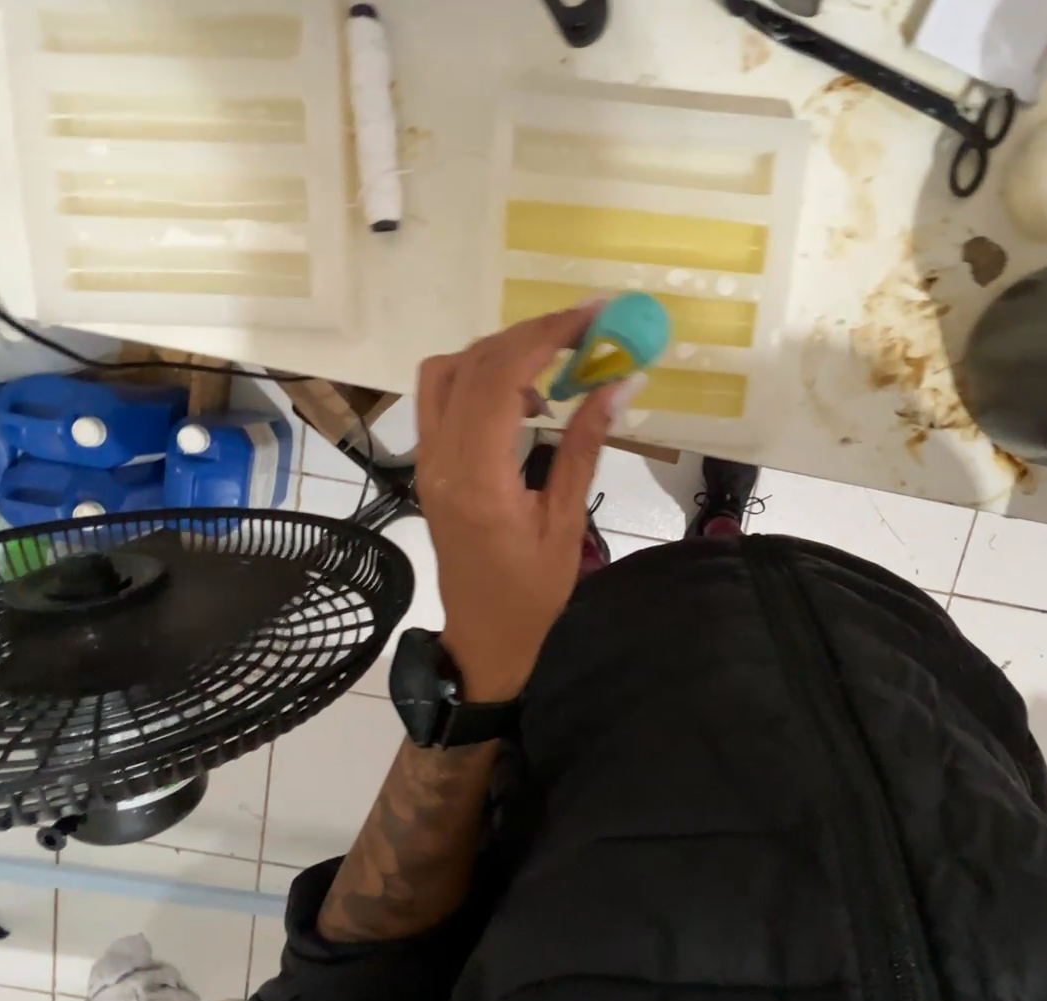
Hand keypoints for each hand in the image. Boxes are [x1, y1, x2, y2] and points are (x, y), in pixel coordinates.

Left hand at [414, 307, 640, 702]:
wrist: (483, 637)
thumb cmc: (531, 595)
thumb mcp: (566, 523)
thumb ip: (584, 447)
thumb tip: (618, 384)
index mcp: (478, 478)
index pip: (501, 378)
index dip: (546, 335)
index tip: (592, 316)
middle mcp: (440, 459)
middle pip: (472, 363)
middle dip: (531, 334)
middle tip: (585, 328)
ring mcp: (427, 461)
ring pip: (447, 372)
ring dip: (499, 352)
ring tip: (555, 360)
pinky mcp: (429, 465)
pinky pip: (442, 398)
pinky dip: (480, 378)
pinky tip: (524, 397)